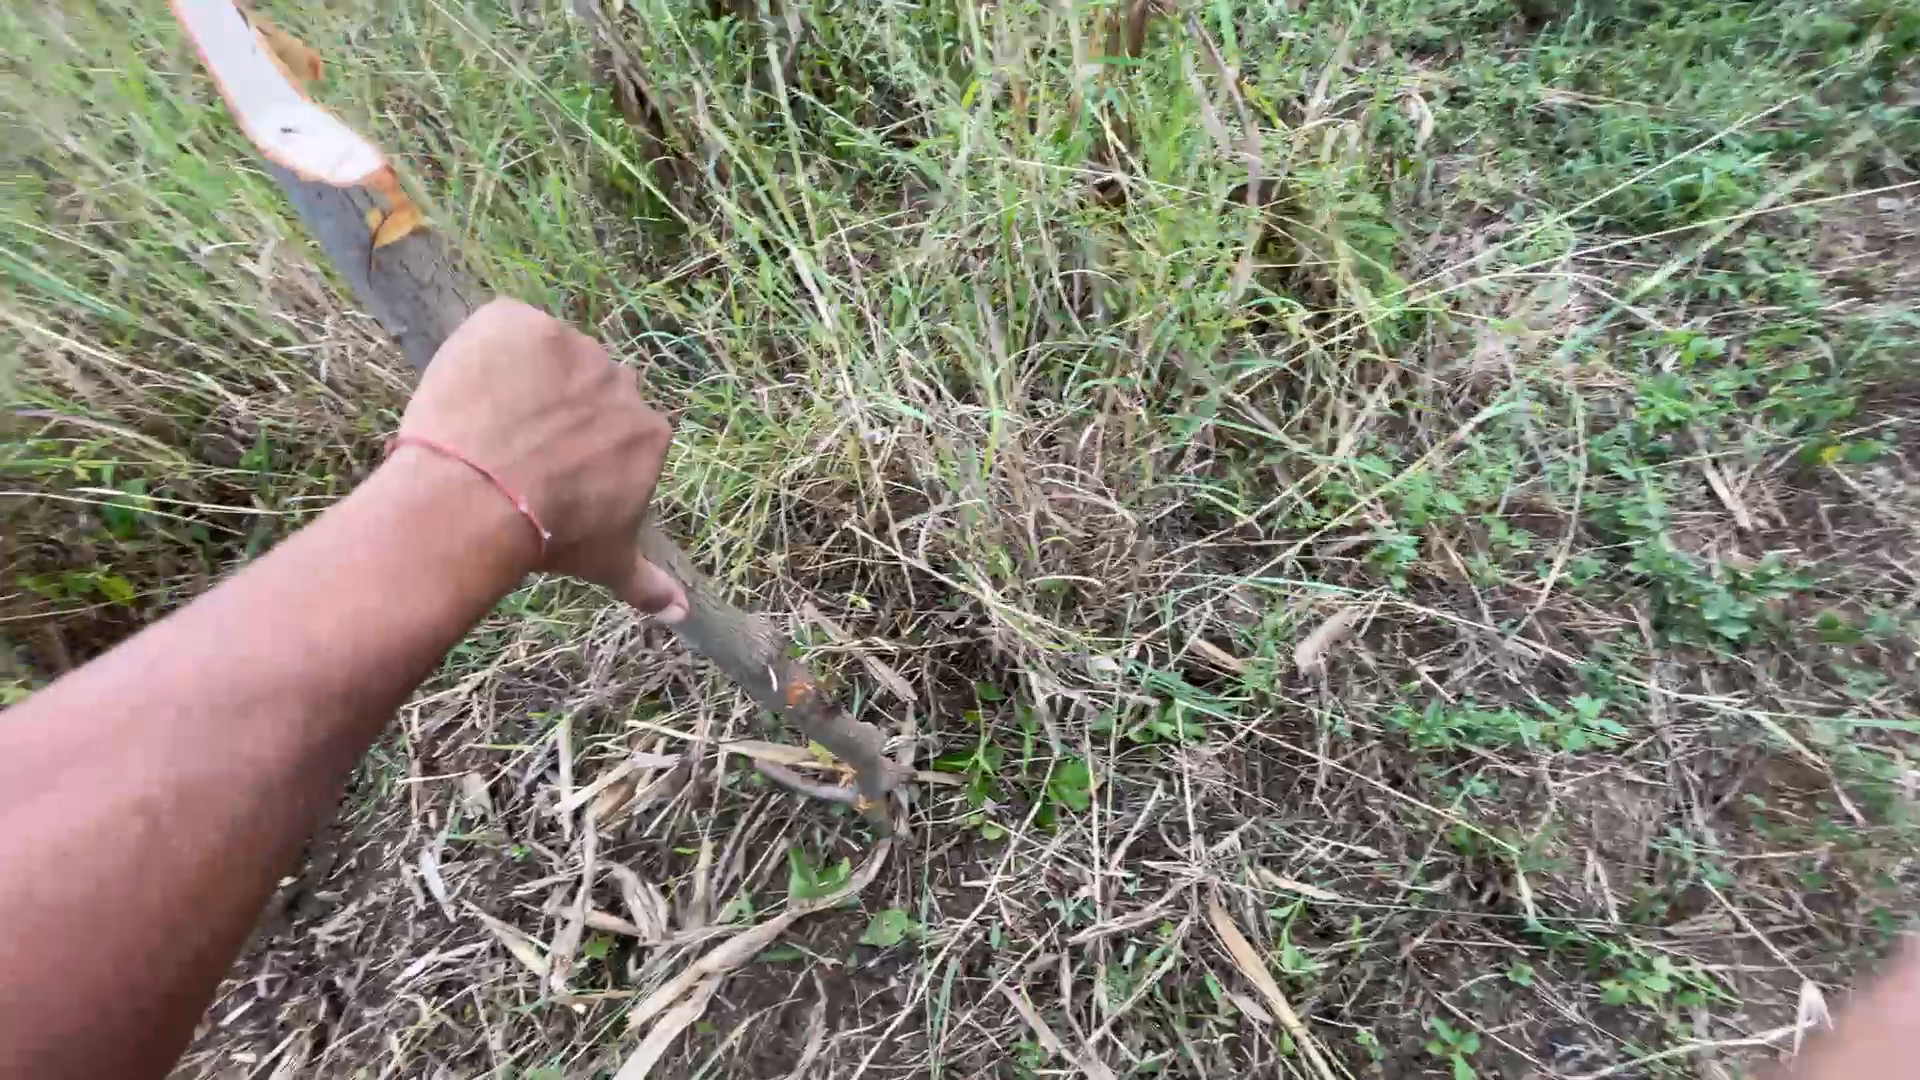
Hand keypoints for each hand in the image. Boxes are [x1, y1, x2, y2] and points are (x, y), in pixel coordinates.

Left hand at [396, 298, 687, 620]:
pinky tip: (472, 386)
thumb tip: (683, 613)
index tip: (559, 462)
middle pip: (592, 385)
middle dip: (564, 406)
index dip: (588, 442)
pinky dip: (489, 347)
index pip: (622, 425)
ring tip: (489, 416)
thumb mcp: (607, 561)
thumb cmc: (552, 535)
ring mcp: (572, 347)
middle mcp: (623, 382)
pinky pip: (506, 326)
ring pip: (549, 355)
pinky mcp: (519, 323)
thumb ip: (649, 583)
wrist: (478, 500)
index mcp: (650, 432)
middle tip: (522, 441)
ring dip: (527, 376)